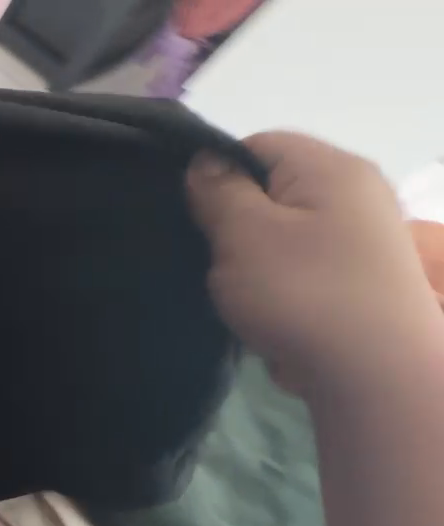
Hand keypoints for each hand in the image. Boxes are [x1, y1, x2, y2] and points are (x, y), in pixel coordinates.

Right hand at [187, 132, 443, 399]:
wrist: (363, 359)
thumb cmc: (298, 289)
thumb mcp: (244, 235)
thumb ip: (220, 193)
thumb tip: (204, 162)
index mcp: (330, 169)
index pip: (260, 144)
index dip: (214, 170)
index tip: (184, 212)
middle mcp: (350, 188)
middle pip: (269, 181)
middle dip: (224, 209)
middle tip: (194, 246)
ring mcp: (352, 229)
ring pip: (276, 218)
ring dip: (240, 242)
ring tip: (215, 271)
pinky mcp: (344, 265)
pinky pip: (289, 248)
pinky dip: (260, 263)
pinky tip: (243, 289)